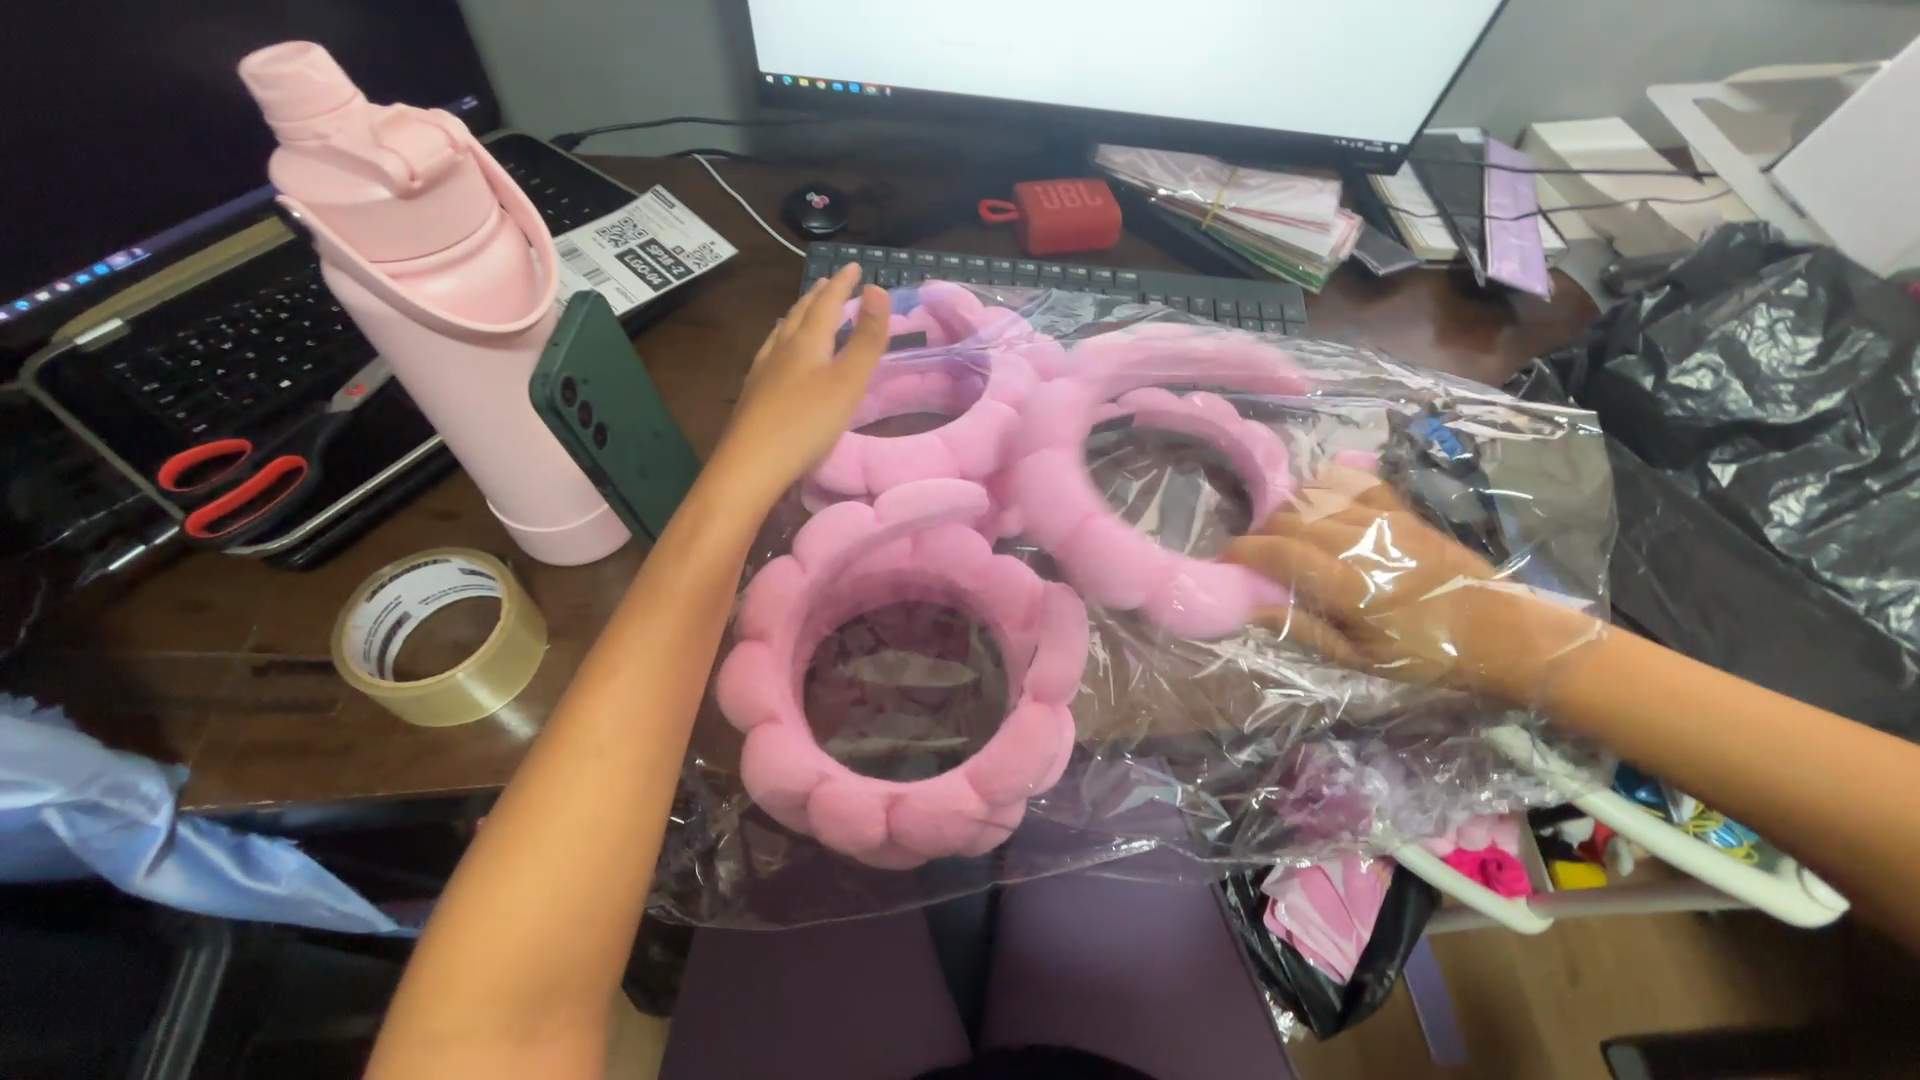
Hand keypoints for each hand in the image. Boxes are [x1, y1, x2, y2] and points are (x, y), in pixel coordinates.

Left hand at [708, 264, 890, 503]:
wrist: (750, 466)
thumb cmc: (805, 424)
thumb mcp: (847, 382)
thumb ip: (866, 339)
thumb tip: (877, 289)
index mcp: (806, 342)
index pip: (827, 303)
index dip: (843, 284)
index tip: (855, 267)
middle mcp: (781, 350)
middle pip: (801, 314)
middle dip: (819, 296)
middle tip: (831, 283)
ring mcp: (763, 373)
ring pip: (783, 334)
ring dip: (798, 318)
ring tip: (805, 312)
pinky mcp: (754, 396)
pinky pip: (771, 355)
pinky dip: (783, 343)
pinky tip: (777, 357)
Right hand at [1225, 466, 1597, 701]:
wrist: (1502, 634)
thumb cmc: (1427, 656)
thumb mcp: (1361, 660)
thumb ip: (1305, 630)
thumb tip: (1253, 608)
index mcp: (1352, 588)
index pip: (1280, 554)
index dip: (1243, 552)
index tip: (1225, 560)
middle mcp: (1364, 545)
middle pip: (1292, 519)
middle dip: (1260, 531)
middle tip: (1251, 551)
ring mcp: (1386, 522)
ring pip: (1316, 497)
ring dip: (1287, 509)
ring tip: (1279, 530)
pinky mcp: (1404, 512)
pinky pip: (1353, 483)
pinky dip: (1324, 484)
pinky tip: (1313, 498)